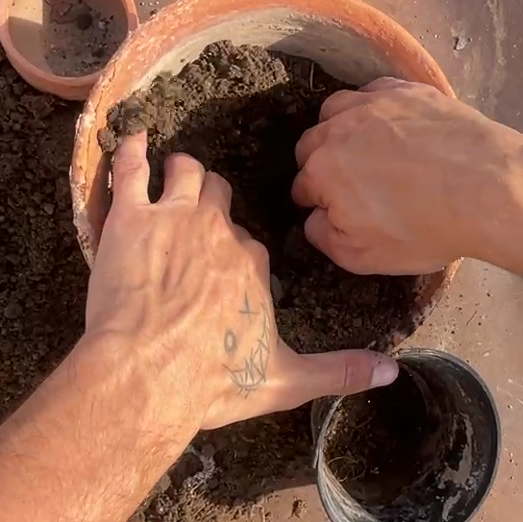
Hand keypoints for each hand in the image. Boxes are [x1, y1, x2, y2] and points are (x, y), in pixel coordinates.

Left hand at [85, 131, 397, 431]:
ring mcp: (175, 218)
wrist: (148, 376)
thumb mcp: (286, 382)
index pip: (251, 240)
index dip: (237, 250)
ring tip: (172, 175)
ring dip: (181, 172)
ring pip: (185, 173)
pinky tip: (134, 139)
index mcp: (254, 262)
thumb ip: (339, 371)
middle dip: (212, 199)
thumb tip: (392, 371)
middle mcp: (220, 230)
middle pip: (221, 195)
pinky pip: (131, 168)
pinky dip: (131, 151)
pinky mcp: (131, 217)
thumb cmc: (212, 380)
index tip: (226, 262)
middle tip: (197, 216)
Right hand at [292, 78, 522, 274]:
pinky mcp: (406, 90)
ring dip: (339, 129)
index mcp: (321, 172)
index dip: (317, 203)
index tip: (336, 211)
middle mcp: (338, 130)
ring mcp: (372, 104)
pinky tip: (392, 125)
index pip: (302, 188)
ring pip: (336, 110)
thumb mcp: (364, 256)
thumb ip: (325, 238)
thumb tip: (314, 220)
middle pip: (311, 144)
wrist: (489, 189)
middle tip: (351, 183)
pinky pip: (374, 91)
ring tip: (364, 148)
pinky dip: (374, 107)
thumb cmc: (426, 227)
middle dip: (321, 163)